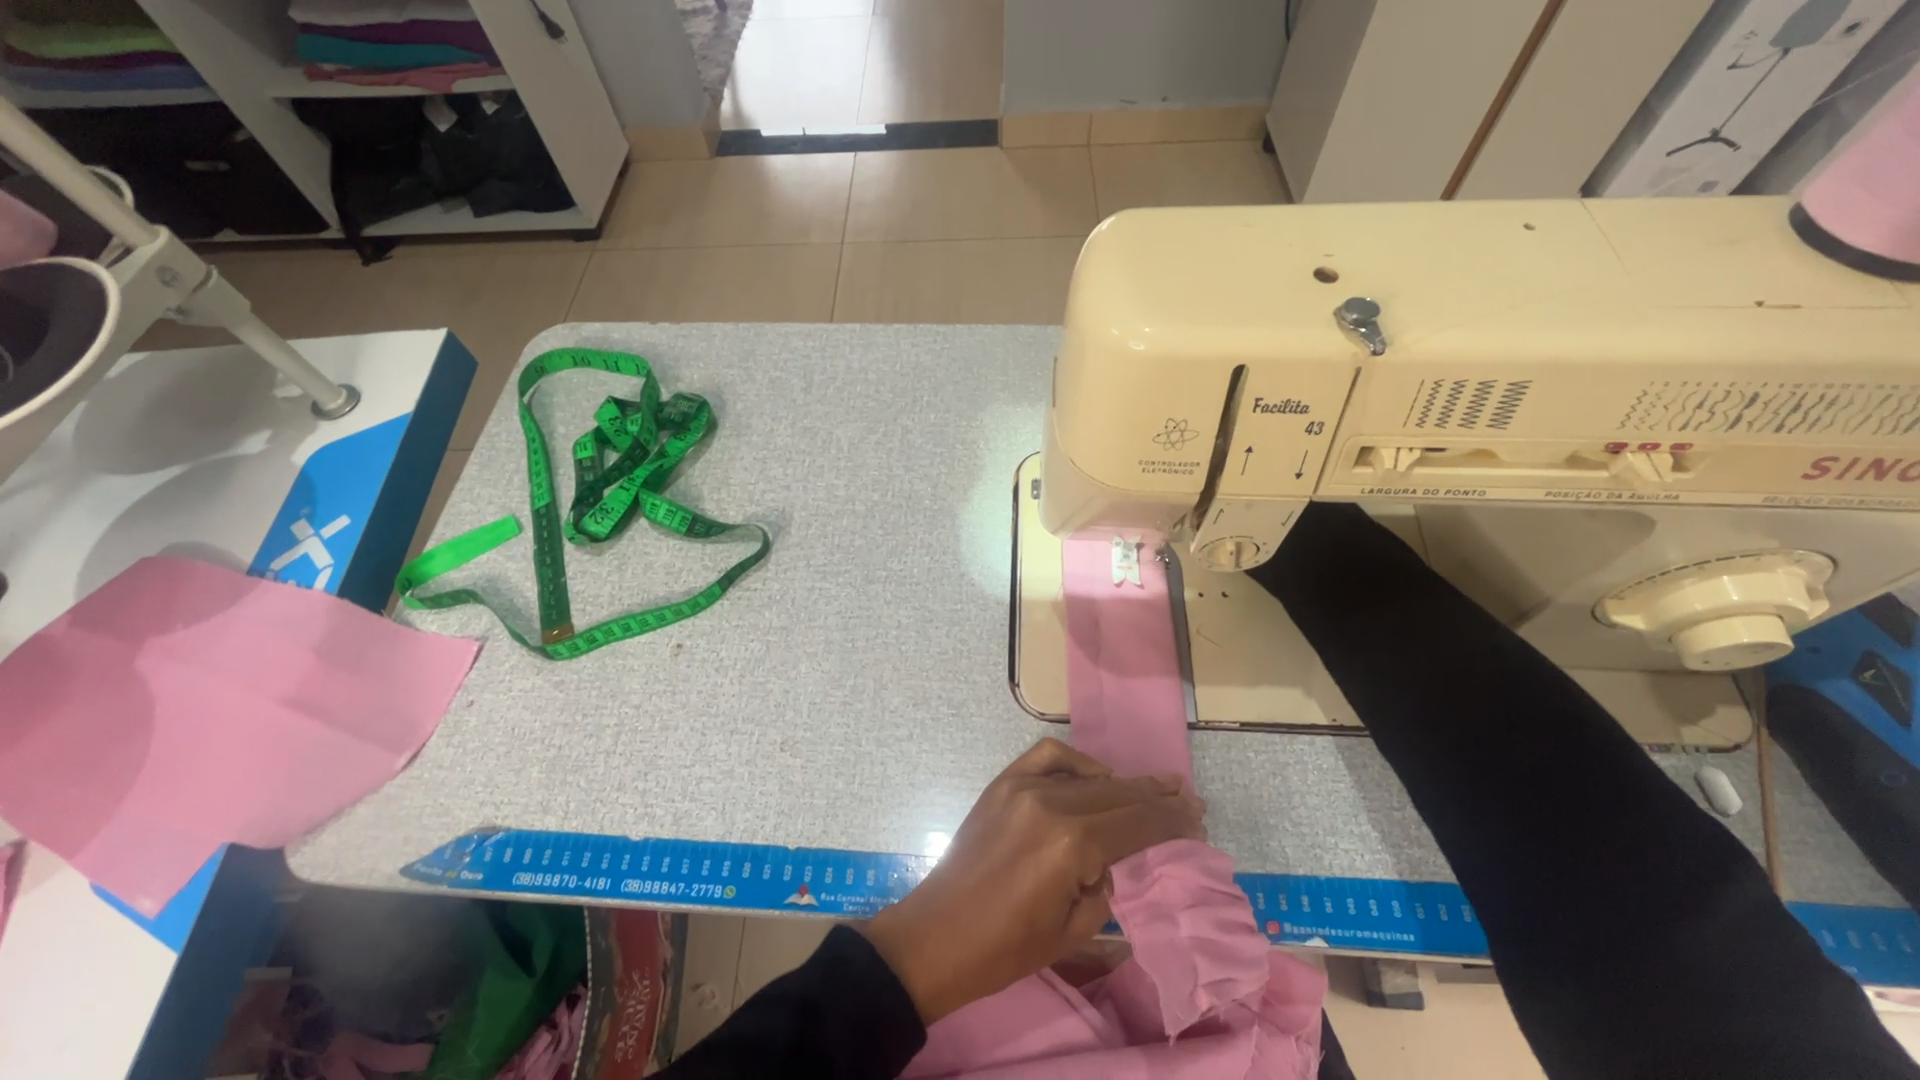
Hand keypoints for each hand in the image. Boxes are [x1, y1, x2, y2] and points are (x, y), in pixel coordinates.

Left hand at [861, 738, 1204, 1023]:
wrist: (936, 937)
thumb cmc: (1005, 949)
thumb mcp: (1072, 931)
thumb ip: (1103, 888)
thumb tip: (1108, 862)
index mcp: (1073, 845)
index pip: (1138, 824)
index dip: (1171, 821)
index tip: (1197, 820)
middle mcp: (1051, 805)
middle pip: (1119, 795)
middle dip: (1157, 798)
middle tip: (1188, 799)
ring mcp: (1022, 789)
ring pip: (1088, 777)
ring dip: (1124, 782)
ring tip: (1152, 787)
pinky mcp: (1001, 786)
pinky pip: (1047, 758)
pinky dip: (1075, 761)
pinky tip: (1094, 775)